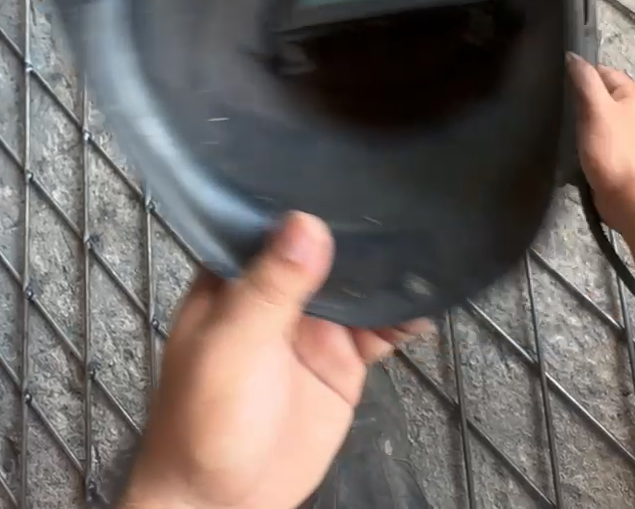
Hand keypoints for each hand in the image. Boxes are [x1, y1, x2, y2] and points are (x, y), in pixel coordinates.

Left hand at [121, 212, 427, 508]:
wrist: (224, 505)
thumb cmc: (206, 416)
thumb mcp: (234, 343)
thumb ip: (271, 286)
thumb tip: (307, 222)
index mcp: (240, 272)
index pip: (276, 217)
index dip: (308, 190)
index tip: (351, 160)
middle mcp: (280, 287)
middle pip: (326, 244)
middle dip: (360, 223)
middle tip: (405, 190)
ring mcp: (314, 322)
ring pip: (358, 281)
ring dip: (388, 266)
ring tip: (428, 236)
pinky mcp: (342, 358)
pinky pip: (380, 328)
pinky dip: (404, 314)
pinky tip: (428, 302)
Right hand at [568, 54, 634, 229]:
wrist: (633, 201)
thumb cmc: (615, 151)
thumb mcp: (596, 109)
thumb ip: (585, 80)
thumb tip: (572, 56)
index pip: (604, 72)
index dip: (581, 76)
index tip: (557, 85)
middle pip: (601, 95)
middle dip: (580, 101)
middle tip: (556, 108)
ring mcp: (632, 136)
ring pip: (599, 119)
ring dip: (581, 124)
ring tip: (561, 128)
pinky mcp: (623, 156)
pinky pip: (600, 140)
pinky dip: (586, 142)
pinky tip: (572, 148)